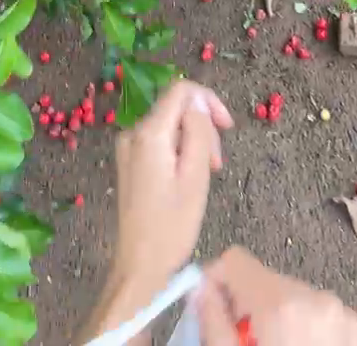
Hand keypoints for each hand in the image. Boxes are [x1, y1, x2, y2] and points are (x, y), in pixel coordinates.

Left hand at [79, 80, 233, 340]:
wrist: (139, 266)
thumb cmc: (172, 226)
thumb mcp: (195, 175)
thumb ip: (198, 130)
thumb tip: (198, 101)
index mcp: (149, 132)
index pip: (181, 90)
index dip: (208, 100)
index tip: (228, 126)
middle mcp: (133, 132)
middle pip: (176, 108)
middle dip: (202, 126)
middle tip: (218, 164)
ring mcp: (128, 147)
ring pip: (170, 125)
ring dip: (193, 142)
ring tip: (205, 175)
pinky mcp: (129, 161)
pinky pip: (160, 141)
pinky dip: (179, 152)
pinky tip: (187, 179)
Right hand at [193, 247, 356, 345]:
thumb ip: (214, 324)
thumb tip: (202, 289)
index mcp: (281, 306)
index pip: (235, 261)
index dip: (218, 284)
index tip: (214, 310)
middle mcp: (318, 300)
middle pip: (267, 282)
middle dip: (252, 310)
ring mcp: (347, 316)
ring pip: (297, 299)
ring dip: (284, 321)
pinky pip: (326, 317)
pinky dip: (312, 333)